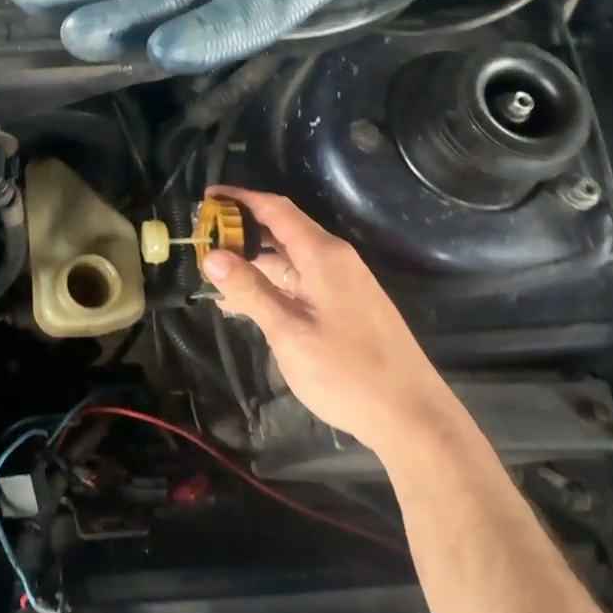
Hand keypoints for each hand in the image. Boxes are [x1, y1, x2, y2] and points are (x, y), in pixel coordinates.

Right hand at [197, 187, 458, 455]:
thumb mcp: (289, 332)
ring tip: (213, 273)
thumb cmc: (347, 372)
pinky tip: (246, 303)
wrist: (411, 415)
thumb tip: (211, 255)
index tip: (206, 197)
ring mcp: (344, 284)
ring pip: (290, 260)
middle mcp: (335, 260)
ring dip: (253, 262)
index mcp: (323, 255)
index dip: (240, 199)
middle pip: (282, 231)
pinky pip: (301, 281)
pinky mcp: (347, 306)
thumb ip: (250, 290)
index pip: (276, 210)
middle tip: (201, 240)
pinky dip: (271, 284)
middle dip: (241, 231)